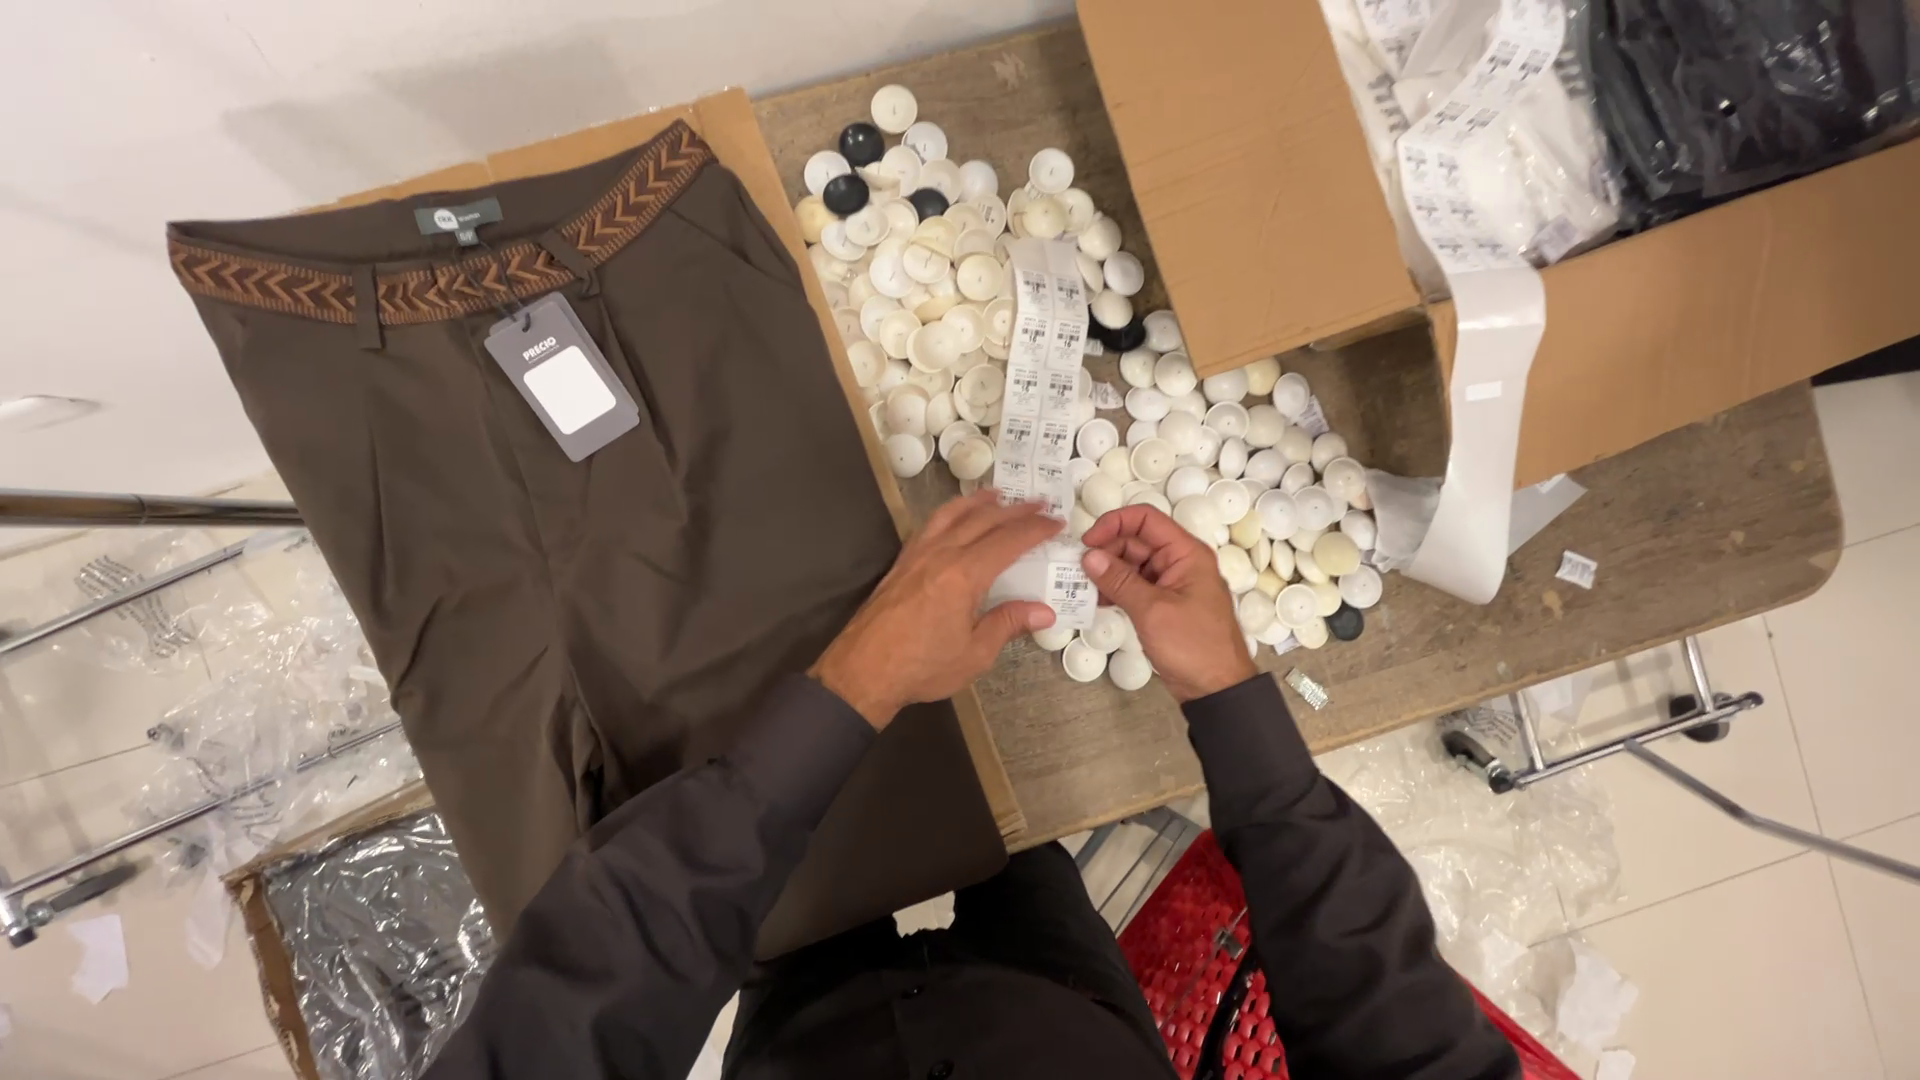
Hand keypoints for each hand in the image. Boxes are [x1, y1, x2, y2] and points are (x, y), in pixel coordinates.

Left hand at [814, 489, 1062, 728]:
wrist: (863, 672)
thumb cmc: (922, 667)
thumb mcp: (974, 653)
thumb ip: (1008, 624)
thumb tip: (1044, 611)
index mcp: (964, 575)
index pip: (1008, 541)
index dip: (1036, 529)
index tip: (1056, 523)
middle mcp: (941, 555)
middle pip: (983, 520)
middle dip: (1015, 510)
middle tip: (1039, 503)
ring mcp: (917, 555)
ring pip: (952, 515)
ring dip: (979, 502)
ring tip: (998, 495)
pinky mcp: (901, 563)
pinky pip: (930, 526)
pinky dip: (950, 513)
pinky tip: (955, 518)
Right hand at [1081, 505, 1257, 702]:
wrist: (1216, 689)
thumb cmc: (1193, 646)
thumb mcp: (1153, 610)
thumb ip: (1119, 580)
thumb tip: (1088, 556)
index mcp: (1186, 553)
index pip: (1145, 518)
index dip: (1113, 523)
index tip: (1088, 542)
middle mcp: (1179, 561)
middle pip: (1135, 540)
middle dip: (1106, 551)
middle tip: (1079, 570)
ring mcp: (1171, 583)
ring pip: (1131, 563)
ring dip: (1107, 571)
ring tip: (1082, 586)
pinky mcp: (1163, 603)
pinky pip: (1134, 585)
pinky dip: (1115, 588)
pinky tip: (1095, 600)